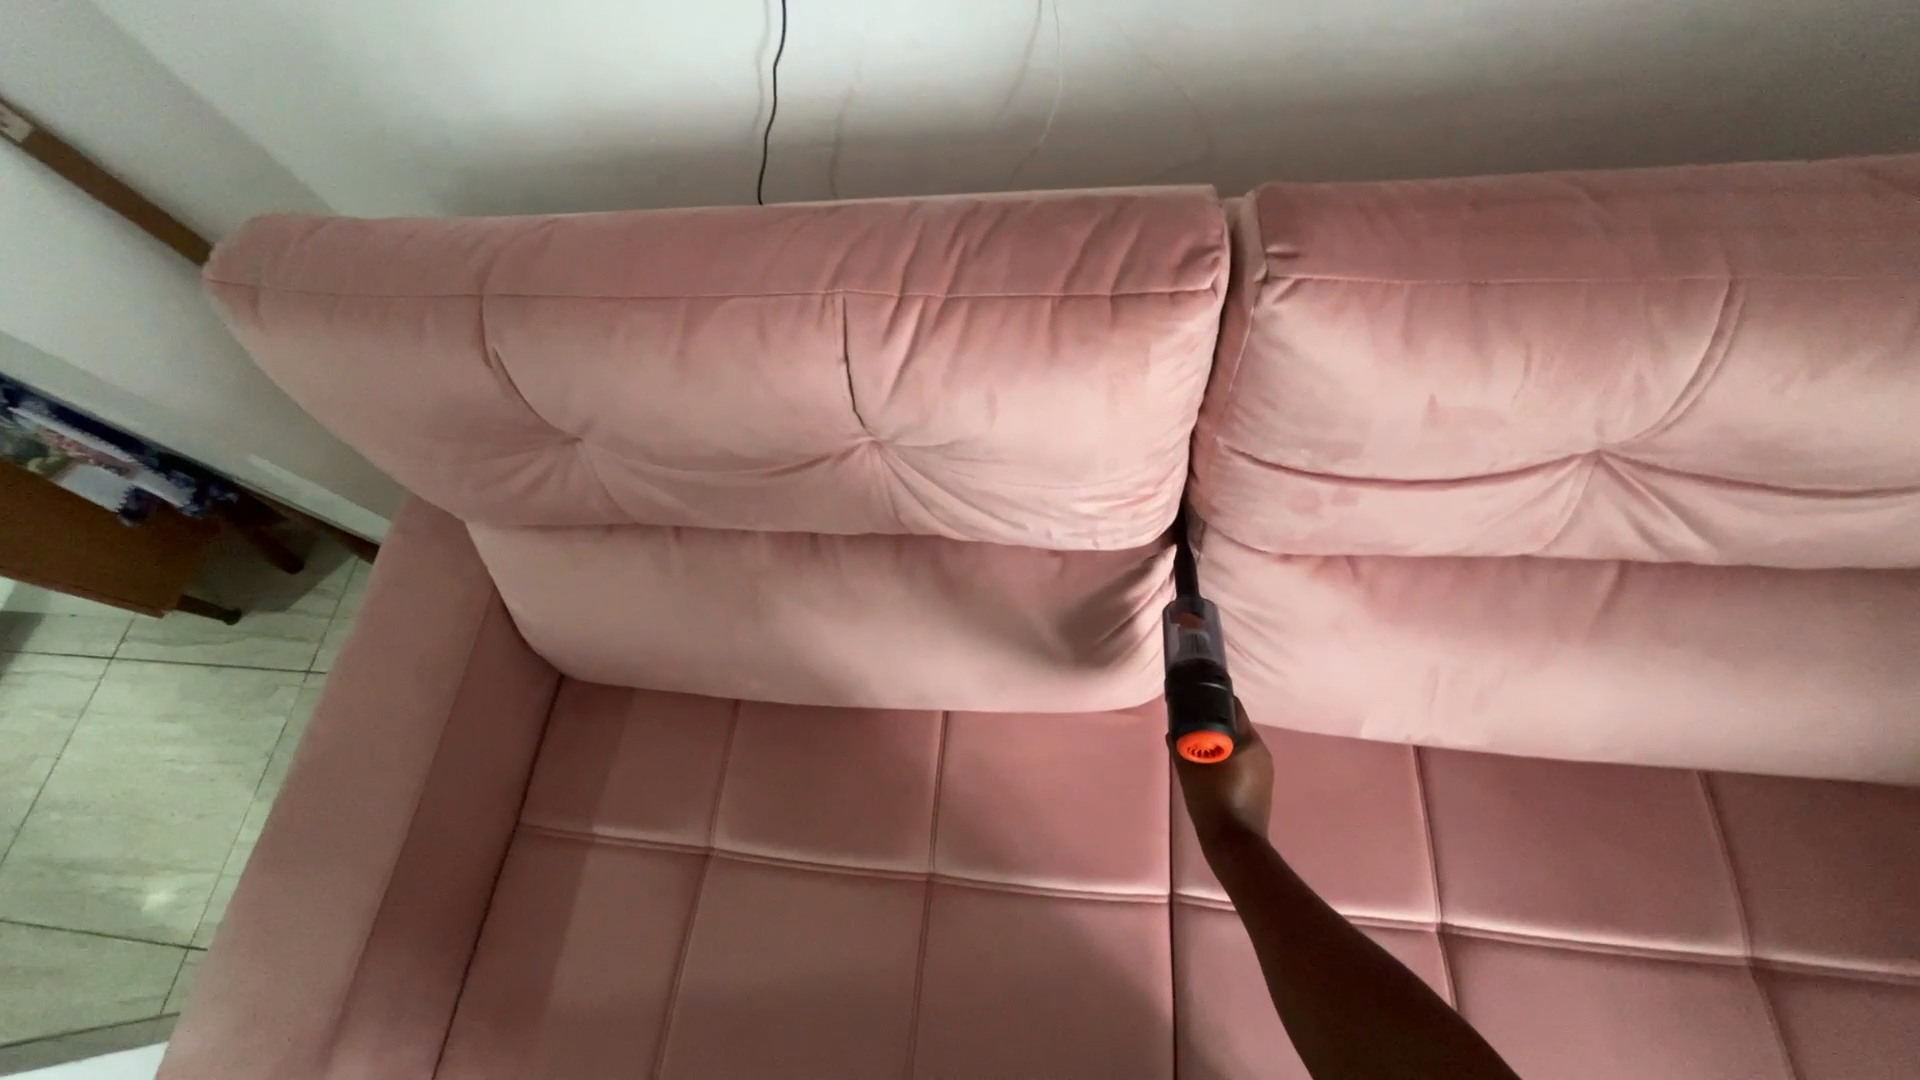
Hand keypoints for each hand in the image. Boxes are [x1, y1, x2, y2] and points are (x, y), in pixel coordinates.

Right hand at [1172, 698, 1272, 846]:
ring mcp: (1265, 769)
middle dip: (1213, 722)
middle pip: (1235, 725)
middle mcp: (1261, 750)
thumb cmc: (1212, 801)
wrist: (1234, 844)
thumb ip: (1180, 744)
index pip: (1232, 706)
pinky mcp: (1263, 785)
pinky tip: (1211, 771)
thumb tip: (1173, 730)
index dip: (1212, 700)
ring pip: (1239, 745)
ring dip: (1220, 743)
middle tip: (1189, 726)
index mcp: (1248, 741)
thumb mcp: (1188, 769)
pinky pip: (1244, 761)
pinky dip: (1228, 759)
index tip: (1194, 700)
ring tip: (1197, 750)